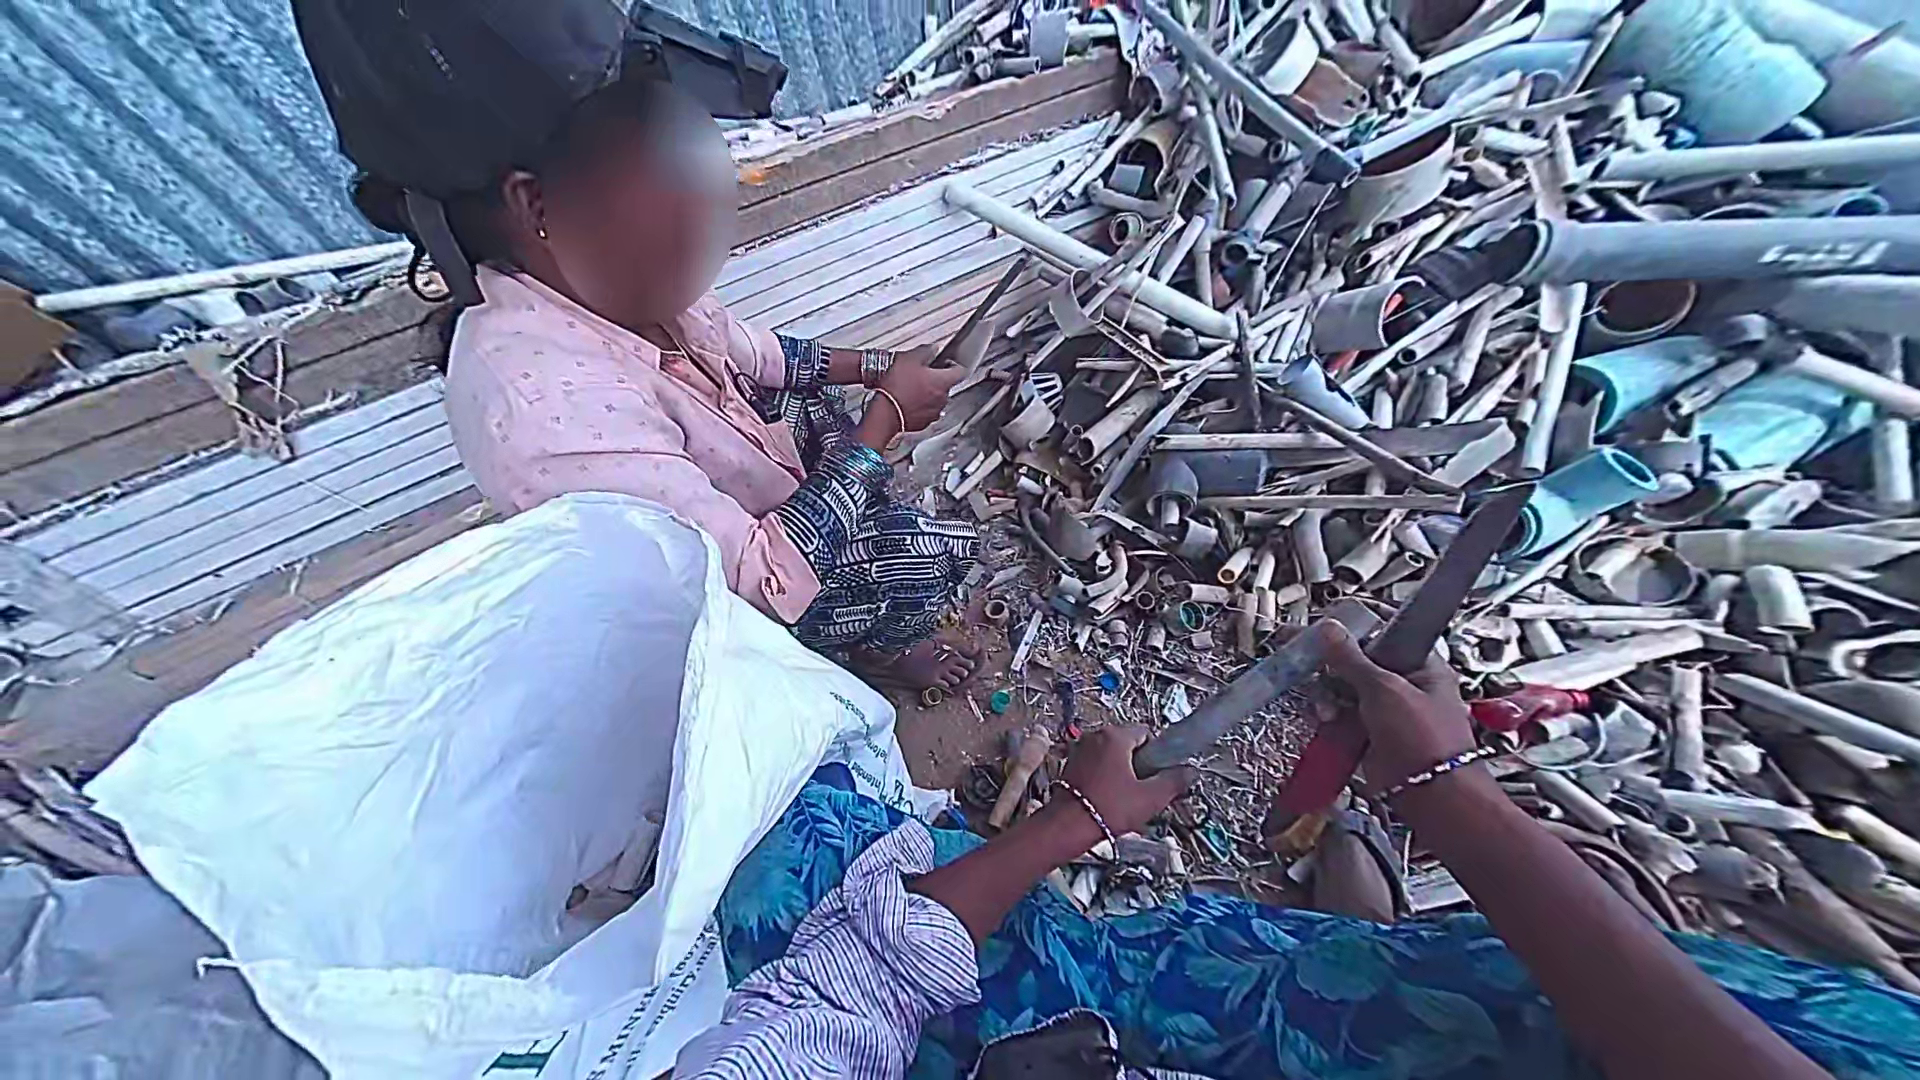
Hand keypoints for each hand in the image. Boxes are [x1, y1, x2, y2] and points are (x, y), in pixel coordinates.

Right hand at [875, 346, 966, 431]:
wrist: (884, 412)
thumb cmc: (896, 387)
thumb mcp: (909, 359)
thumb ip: (926, 352)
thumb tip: (933, 349)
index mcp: (943, 381)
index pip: (961, 372)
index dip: (954, 365)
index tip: (947, 362)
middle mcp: (942, 399)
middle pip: (946, 386)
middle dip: (937, 380)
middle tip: (922, 374)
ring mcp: (933, 413)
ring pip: (936, 400)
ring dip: (928, 394)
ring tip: (912, 388)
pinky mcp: (923, 423)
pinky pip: (925, 412)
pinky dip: (920, 407)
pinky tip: (908, 401)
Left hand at [1057, 725, 1193, 841]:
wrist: (1069, 825)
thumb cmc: (1110, 808)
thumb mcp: (1150, 797)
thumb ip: (1173, 781)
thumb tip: (1191, 771)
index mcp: (1114, 736)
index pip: (1145, 733)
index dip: (1156, 754)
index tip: (1156, 775)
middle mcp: (1095, 735)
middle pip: (1127, 742)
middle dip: (1138, 762)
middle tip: (1142, 789)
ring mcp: (1080, 747)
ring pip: (1111, 753)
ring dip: (1121, 769)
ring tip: (1124, 796)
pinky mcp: (1070, 761)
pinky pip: (1096, 761)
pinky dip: (1104, 774)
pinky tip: (1107, 796)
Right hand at [1318, 621, 1476, 793]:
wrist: (1430, 796)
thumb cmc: (1422, 738)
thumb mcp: (1385, 689)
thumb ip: (1352, 658)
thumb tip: (1329, 627)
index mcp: (1420, 666)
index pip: (1386, 631)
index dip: (1358, 623)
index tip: (1330, 622)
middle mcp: (1401, 684)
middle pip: (1355, 659)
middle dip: (1331, 663)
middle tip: (1306, 657)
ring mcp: (1382, 708)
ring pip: (1341, 686)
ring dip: (1327, 693)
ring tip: (1326, 706)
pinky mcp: (1366, 730)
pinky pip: (1337, 711)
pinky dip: (1327, 712)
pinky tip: (1325, 718)